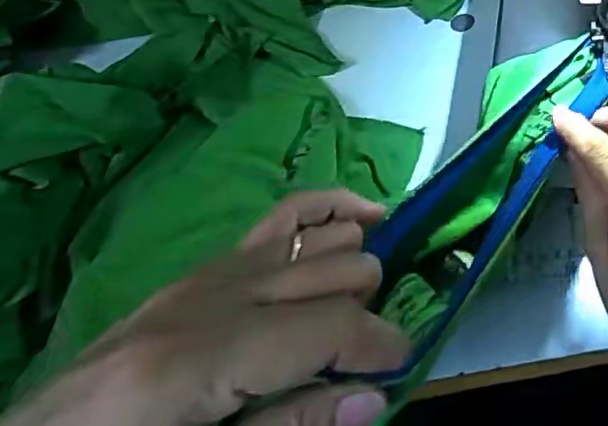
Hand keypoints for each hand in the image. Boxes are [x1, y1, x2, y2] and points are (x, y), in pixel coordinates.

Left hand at [0, 189, 407, 425]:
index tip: (403, 365)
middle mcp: (214, 298)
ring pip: (322, 238)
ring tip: (360, 310)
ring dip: (354, 269)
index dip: (377, 344)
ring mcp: (209, 273)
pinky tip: (366, 216)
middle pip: (336, 272)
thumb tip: (375, 398)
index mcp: (204, 359)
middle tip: (365, 357)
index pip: (327, 327)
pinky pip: (285, 215)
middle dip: (368, 310)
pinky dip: (332, 209)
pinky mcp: (205, 268)